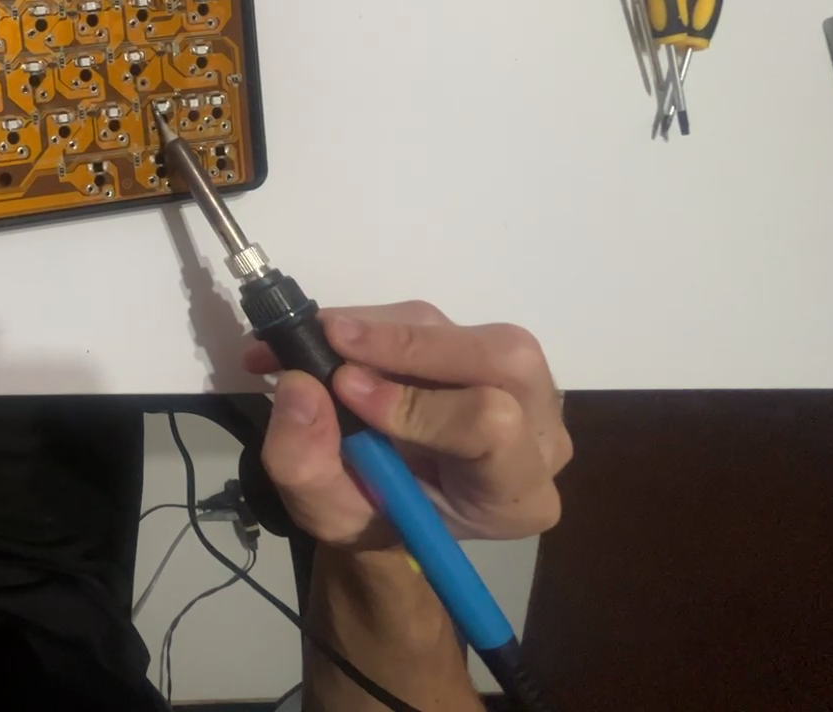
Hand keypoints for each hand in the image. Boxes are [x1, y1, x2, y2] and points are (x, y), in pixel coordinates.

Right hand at [247, 302, 570, 551]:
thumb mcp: (323, 512)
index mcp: (511, 494)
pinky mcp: (469, 347)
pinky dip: (363, 322)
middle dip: (405, 342)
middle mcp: (533, 434)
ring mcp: (509, 384)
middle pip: (500, 359)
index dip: (415, 403)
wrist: (380, 498)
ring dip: (373, 329)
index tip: (342, 388)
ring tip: (310, 347)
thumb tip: (299, 385)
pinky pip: (422, 318)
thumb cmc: (365, 515)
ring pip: (454, 328)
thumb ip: (305, 461)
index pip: (492, 429)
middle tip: (328, 336)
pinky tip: (325, 343)